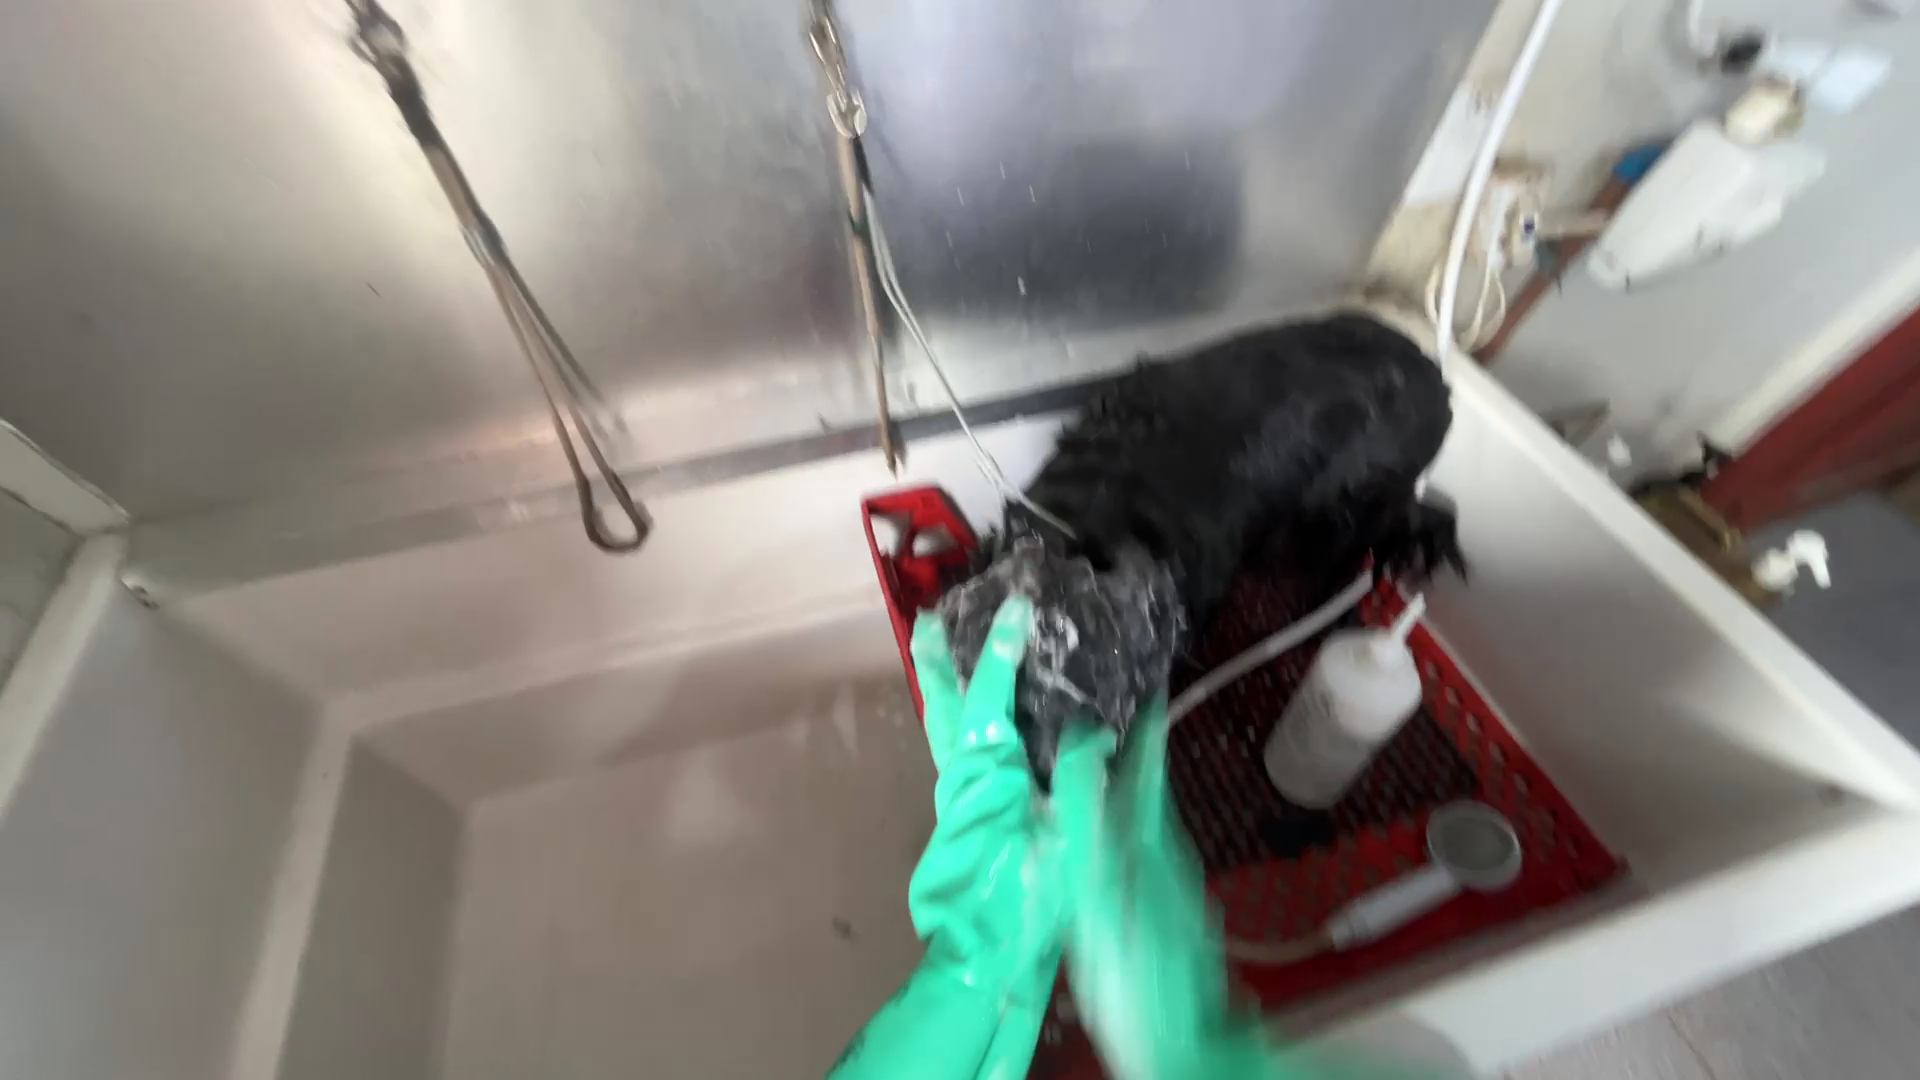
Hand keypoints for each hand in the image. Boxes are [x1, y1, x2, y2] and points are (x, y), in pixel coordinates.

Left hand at [830, 597, 1109, 1079]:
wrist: (982, 959)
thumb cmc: (1026, 902)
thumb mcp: (1068, 844)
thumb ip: (1081, 783)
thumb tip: (1096, 731)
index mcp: (989, 773)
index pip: (990, 696)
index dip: (1002, 648)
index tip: (1014, 607)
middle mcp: (962, 772)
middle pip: (943, 700)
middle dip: (935, 656)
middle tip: (930, 614)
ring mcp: (955, 789)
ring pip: (942, 719)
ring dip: (939, 679)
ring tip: (934, 641)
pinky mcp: (959, 807)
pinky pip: (952, 743)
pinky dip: (954, 711)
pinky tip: (964, 704)